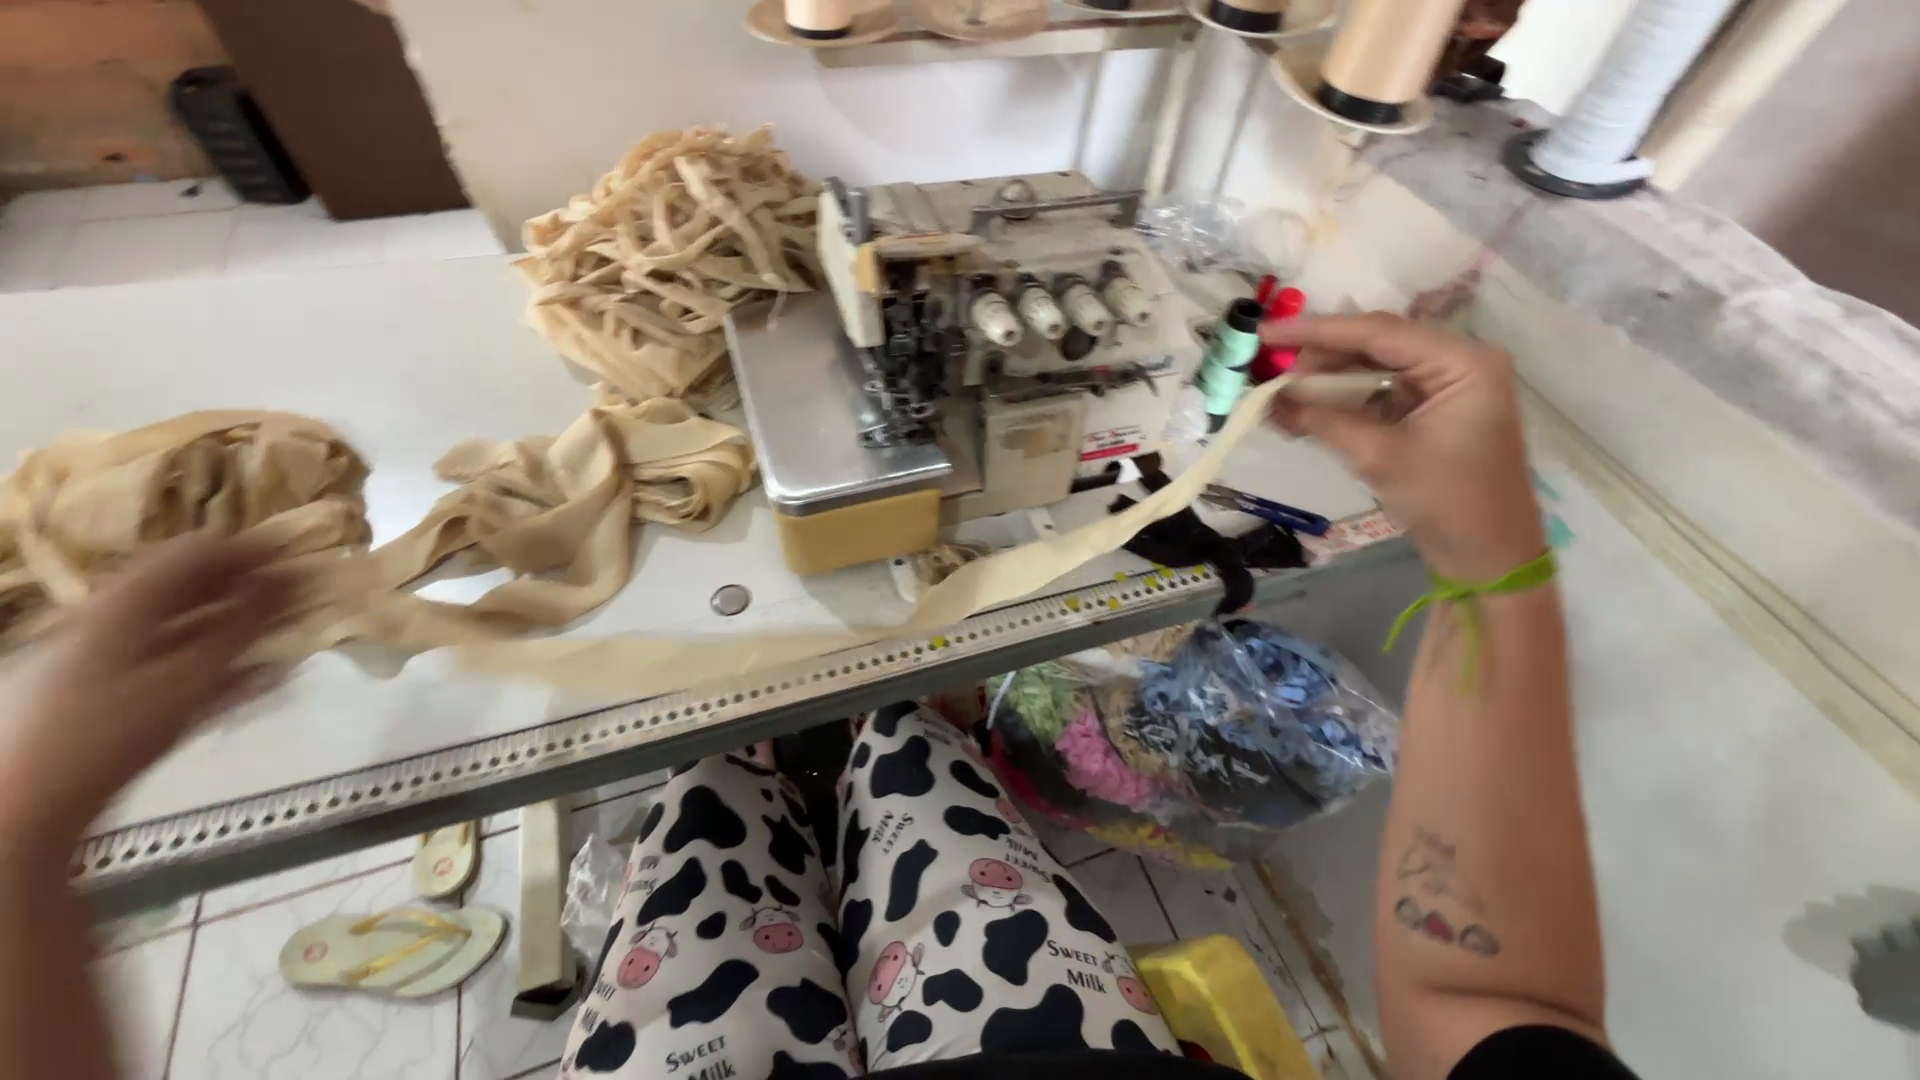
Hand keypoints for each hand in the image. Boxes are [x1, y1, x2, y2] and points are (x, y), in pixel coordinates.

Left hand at [0, 534, 293, 856]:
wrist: (29, 809)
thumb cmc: (109, 734)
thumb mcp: (189, 676)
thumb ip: (244, 625)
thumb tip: (289, 578)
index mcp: (120, 606)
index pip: (192, 553)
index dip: (248, 549)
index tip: (298, 556)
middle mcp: (109, 622)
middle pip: (189, 589)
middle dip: (250, 587)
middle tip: (304, 593)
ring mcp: (107, 659)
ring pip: (188, 627)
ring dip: (242, 625)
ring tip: (291, 630)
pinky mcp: (113, 693)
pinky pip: (176, 662)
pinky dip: (218, 661)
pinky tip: (258, 675)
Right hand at [1267, 313, 1544, 580]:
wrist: (1488, 555)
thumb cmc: (1447, 502)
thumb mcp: (1380, 457)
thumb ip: (1324, 420)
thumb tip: (1271, 400)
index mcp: (1462, 362)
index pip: (1378, 332)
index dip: (1317, 331)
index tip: (1266, 332)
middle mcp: (1457, 362)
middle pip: (1375, 344)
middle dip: (1320, 357)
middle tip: (1271, 372)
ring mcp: (1444, 385)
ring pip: (1373, 367)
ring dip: (1328, 379)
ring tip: (1282, 393)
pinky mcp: (1430, 409)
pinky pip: (1379, 392)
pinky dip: (1342, 400)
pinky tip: (1306, 408)